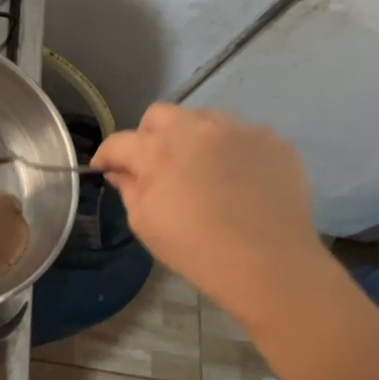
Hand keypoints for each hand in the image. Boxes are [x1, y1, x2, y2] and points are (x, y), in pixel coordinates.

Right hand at [93, 104, 329, 314]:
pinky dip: (230, 152)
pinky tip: (237, 181)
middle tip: (156, 166)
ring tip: (202, 172)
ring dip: (192, 140)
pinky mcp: (272, 141)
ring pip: (203, 120)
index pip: (120, 141)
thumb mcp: (145, 223)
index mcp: (158, 150)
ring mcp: (238, 130)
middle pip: (159, 115)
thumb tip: (122, 172)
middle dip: (149, 136)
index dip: (107, 155)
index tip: (105, 169)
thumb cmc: (196, 248)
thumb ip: (129, 188)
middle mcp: (197, 128)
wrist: (269, 264)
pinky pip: (240, 136)